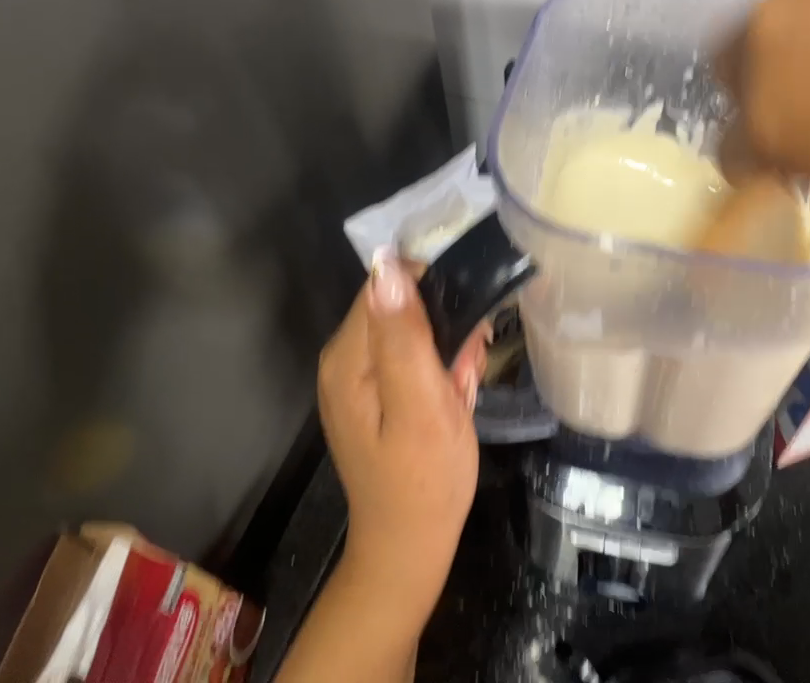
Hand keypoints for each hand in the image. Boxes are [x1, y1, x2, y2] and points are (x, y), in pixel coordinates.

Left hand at [317, 249, 489, 608]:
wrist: (412, 545)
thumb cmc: (424, 478)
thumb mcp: (422, 404)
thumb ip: (405, 335)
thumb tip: (388, 263)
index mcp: (347, 357)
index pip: (387, 286)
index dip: (432, 298)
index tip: (464, 332)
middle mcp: (343, 360)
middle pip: (400, 307)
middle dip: (444, 329)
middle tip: (465, 373)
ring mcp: (357, 379)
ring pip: (413, 332)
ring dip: (448, 353)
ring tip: (460, 392)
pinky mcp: (375, 396)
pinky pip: (413, 360)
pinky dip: (440, 373)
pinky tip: (452, 400)